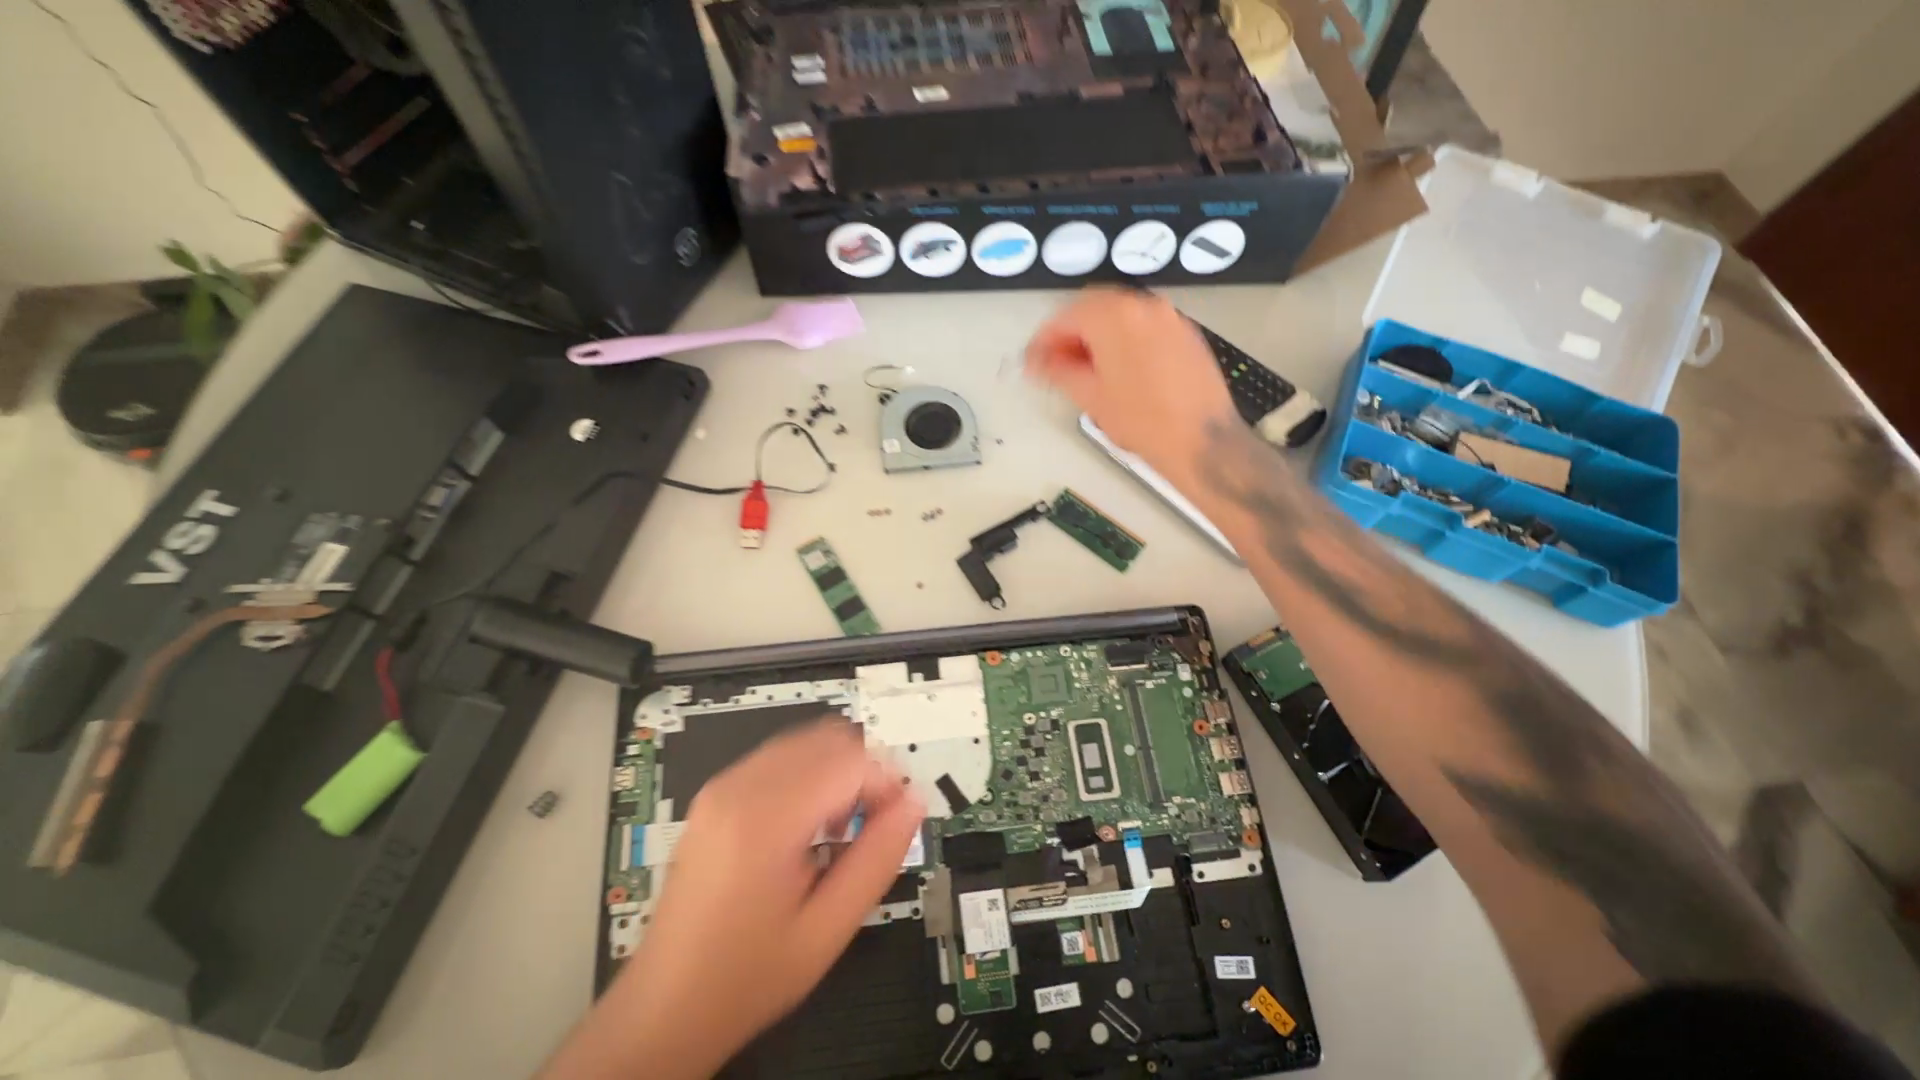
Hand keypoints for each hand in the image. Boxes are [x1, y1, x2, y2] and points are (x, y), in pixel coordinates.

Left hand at [542, 722, 923, 1079]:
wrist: (667, 1005)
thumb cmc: (749, 976)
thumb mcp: (827, 929)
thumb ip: (876, 859)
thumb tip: (912, 805)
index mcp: (765, 820)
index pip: (847, 759)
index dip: (887, 780)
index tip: (899, 820)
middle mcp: (737, 789)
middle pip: (825, 739)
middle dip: (864, 771)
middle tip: (875, 826)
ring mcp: (719, 789)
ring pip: (802, 744)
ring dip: (836, 772)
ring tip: (842, 831)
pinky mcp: (713, 798)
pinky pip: (776, 760)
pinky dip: (808, 776)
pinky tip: (810, 826)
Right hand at [1026, 287, 1237, 486]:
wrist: (1201, 441)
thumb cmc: (1146, 422)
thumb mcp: (1091, 397)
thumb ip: (1058, 371)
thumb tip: (1039, 362)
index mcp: (1114, 317)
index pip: (1066, 315)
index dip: (1044, 338)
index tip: (1034, 360)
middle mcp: (1143, 307)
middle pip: (1093, 306)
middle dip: (1070, 331)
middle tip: (1055, 361)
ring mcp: (1169, 318)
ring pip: (1120, 313)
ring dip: (1098, 333)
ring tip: (1085, 367)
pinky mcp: (1185, 333)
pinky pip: (1144, 324)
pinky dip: (1124, 337)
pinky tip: (1117, 367)